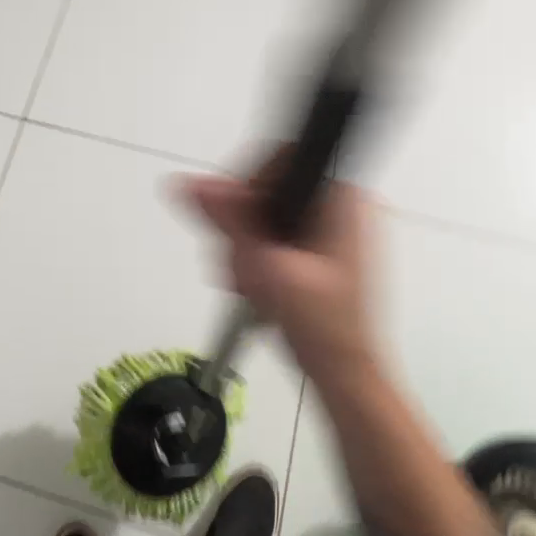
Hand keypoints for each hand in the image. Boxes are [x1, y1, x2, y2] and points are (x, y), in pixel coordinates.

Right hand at [182, 163, 379, 377]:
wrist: (346, 377)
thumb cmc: (321, 328)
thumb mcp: (269, 271)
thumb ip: (231, 222)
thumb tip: (189, 183)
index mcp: (344, 197)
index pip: (281, 158)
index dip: (248, 187)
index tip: (235, 228)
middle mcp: (343, 202)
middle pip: (269, 187)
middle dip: (244, 228)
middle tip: (241, 268)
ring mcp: (335, 224)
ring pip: (266, 211)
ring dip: (246, 246)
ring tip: (249, 284)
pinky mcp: (324, 245)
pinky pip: (276, 231)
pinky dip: (258, 255)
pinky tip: (257, 285)